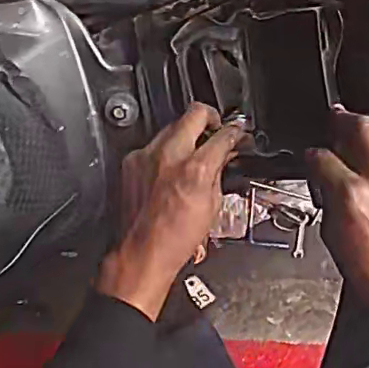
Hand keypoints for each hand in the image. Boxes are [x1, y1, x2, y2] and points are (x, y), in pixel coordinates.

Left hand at [97, 103, 244, 319]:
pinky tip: (171, 167)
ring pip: (172, 126)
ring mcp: (146, 155)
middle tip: (217, 130)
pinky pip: (153, 145)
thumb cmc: (174, 240)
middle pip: (195, 113)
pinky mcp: (131, 161)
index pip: (223, 134)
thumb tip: (223, 156)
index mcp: (195, 168)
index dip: (235, 132)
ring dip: (187, 135)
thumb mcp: (211, 206)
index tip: (237, 133)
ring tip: (193, 153)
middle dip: (211, 119)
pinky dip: (165, 151)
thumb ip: (219, 172)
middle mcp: (168, 155)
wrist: (141, 254)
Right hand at [306, 109, 368, 367]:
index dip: (311, 154)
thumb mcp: (334, 238)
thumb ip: (328, 200)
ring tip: (364, 124)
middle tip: (336, 120)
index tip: (311, 156)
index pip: (323, 157)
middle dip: (343, 120)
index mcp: (353, 196)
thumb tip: (325, 180)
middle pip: (362, 126)